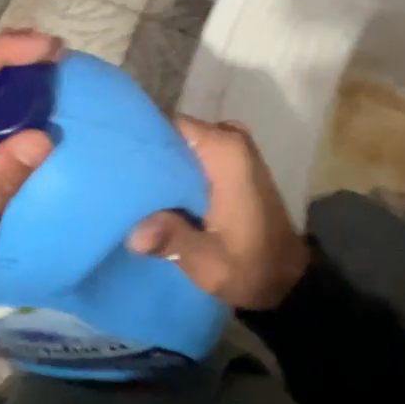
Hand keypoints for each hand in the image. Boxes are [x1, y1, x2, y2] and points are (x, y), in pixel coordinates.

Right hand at [128, 116, 310, 309]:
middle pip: (174, 133)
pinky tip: (157, 194)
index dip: (142, 142)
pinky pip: (197, 153)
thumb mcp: (208, 262)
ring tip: (131, 188)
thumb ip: (172, 240)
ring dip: (162, 165)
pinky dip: (178, 170)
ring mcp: (235, 147)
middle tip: (118, 180)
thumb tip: (134, 234)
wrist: (288, 278)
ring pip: (184, 144)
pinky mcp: (235, 161)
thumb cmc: (251, 266)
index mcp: (225, 150)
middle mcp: (230, 137)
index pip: (169, 125)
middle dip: (149, 156)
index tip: (116, 162)